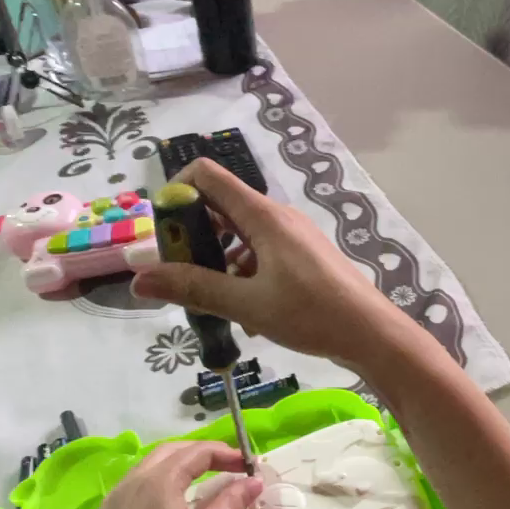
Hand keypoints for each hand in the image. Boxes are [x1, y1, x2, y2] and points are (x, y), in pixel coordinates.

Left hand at [76, 440, 261, 508]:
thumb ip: (231, 503)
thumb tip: (253, 481)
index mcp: (156, 481)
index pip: (196, 452)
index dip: (226, 453)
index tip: (249, 466)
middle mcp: (130, 483)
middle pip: (170, 453)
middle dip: (202, 454)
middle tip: (230, 466)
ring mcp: (113, 503)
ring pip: (149, 468)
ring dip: (180, 466)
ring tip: (205, 481)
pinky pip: (136, 488)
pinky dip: (160, 483)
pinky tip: (173, 505)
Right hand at [131, 158, 423, 372]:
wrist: (371, 333)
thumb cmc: (311, 314)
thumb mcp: (246, 304)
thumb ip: (193, 288)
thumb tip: (139, 279)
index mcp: (263, 216)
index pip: (207, 175)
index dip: (177, 194)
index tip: (164, 235)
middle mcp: (278, 217)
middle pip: (221, 208)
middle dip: (194, 239)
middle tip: (183, 277)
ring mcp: (294, 237)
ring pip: (241, 237)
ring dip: (220, 264)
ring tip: (216, 304)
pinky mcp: (304, 257)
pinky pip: (262, 255)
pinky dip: (245, 276)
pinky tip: (249, 315)